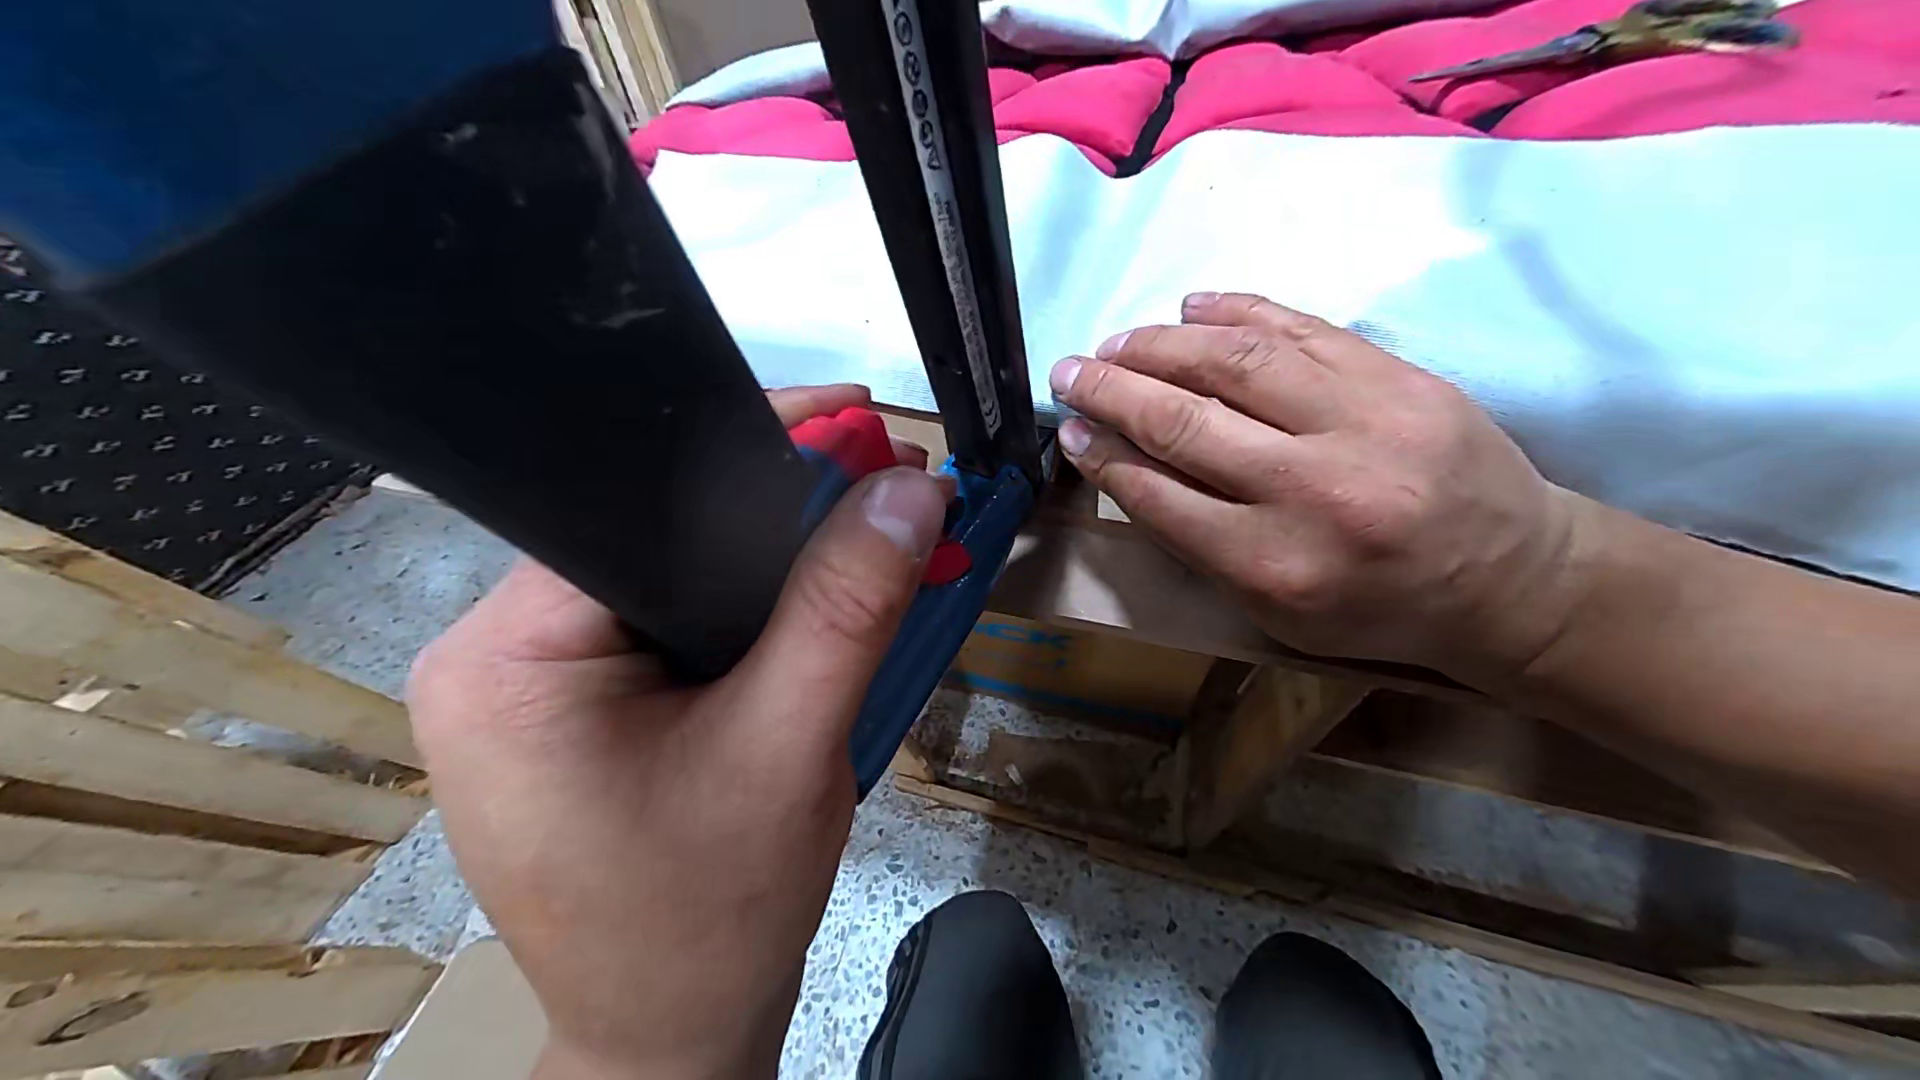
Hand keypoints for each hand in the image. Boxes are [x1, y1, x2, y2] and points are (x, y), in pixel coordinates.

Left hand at [407, 384, 946, 1078]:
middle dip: (788, 498)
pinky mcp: (586, 696)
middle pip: (667, 526)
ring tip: (871, 519)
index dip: (762, 451)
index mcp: (515, 651)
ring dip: (784, 547)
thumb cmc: (712, 914)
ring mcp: (542, 672)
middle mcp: (505, 645)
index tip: (854, 423)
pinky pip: (684, 609)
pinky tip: (825, 583)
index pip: (644, 500)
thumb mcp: (791, 748)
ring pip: (684, 564)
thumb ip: (846, 608)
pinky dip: (762, 594)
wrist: (677, 1032)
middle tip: (884, 473)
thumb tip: (909, 491)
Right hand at [1048, 292, 1592, 682]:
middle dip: (1112, 392)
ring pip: (1235, 363)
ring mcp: (1363, 421)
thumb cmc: (1374, 609)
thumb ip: (1200, 545)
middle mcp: (1313, 488)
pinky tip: (1189, 306)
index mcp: (1274, 564)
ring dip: (1160, 346)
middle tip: (1069, 372)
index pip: (1160, 495)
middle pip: (1186, 422)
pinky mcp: (1398, 377)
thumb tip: (1129, 467)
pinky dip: (1236, 311)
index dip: (1103, 456)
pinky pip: (1301, 328)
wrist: (1510, 579)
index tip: (1069, 430)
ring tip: (1116, 342)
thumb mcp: (1274, 609)